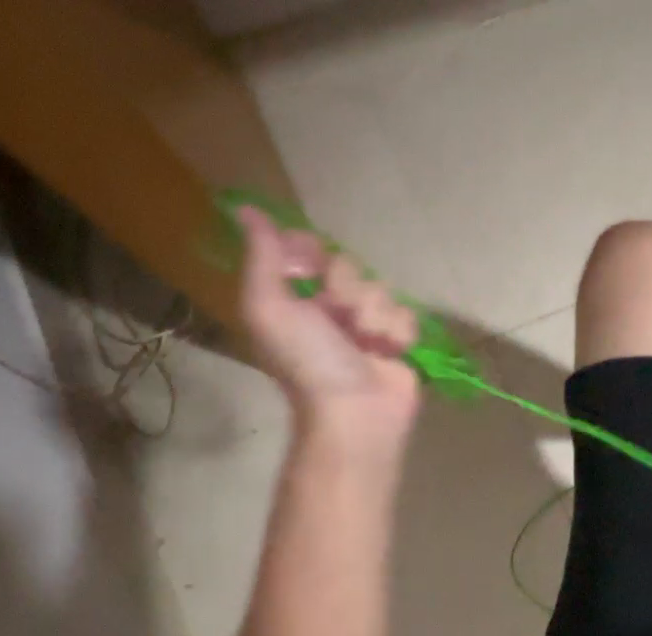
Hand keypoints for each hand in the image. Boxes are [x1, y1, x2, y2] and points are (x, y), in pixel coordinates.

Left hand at [235, 206, 420, 446]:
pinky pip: (406, 315)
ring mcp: (366, 325)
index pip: (308, 250)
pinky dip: (397, 335)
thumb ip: (262, 258)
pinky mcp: (398, 342)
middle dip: (347, 291)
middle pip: (350, 267)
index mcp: (294, 297)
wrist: (356, 411)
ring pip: (381, 291)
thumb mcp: (269, 308)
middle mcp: (330, 307)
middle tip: (338, 319)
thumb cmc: (308, 361)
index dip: (312, 252)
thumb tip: (245, 208)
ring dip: (373, 318)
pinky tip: (387, 354)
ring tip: (365, 346)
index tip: (311, 265)